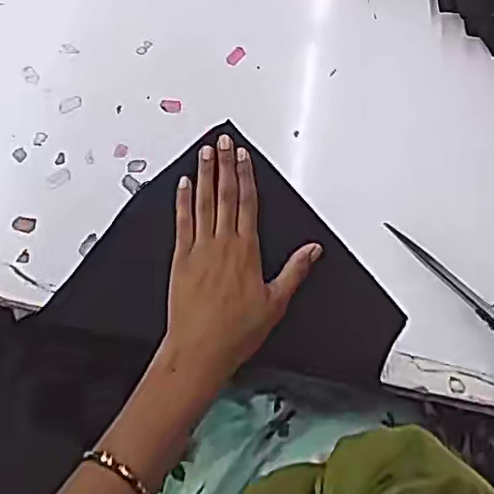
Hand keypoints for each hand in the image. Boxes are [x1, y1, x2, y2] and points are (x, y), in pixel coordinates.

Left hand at [157, 134, 319, 389]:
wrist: (199, 350)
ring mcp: (199, 248)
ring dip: (204, 175)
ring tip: (204, 153)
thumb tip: (312, 250)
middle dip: (224, 165)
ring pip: (203, 202)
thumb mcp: (275, 302)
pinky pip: (182, 222)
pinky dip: (182, 201)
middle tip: (222, 142)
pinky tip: (182, 185)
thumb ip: (295, 271)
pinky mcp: (181, 258)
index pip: (247, 202)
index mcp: (246, 250)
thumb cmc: (236, 331)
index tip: (243, 156)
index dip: (245, 175)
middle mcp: (222, 243)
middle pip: (225, 194)